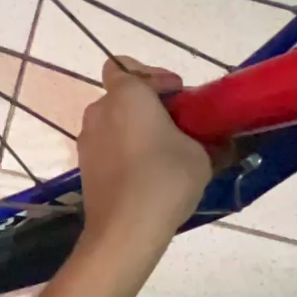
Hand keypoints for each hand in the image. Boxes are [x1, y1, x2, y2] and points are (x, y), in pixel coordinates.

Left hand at [77, 56, 213, 247]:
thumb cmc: (165, 180)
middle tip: (176, 126)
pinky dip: (124, 153)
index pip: (125, 66)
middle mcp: (98, 111)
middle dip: (147, 106)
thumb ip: (203, 137)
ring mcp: (86, 141)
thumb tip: (213, 142)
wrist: (125, 230)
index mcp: (126, 95)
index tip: (177, 98)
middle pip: (121, 96)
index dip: (153, 77)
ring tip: (163, 154)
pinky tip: (146, 175)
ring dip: (135, 131)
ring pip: (113, 124)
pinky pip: (107, 148)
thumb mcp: (200, 154)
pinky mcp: (84, 167)